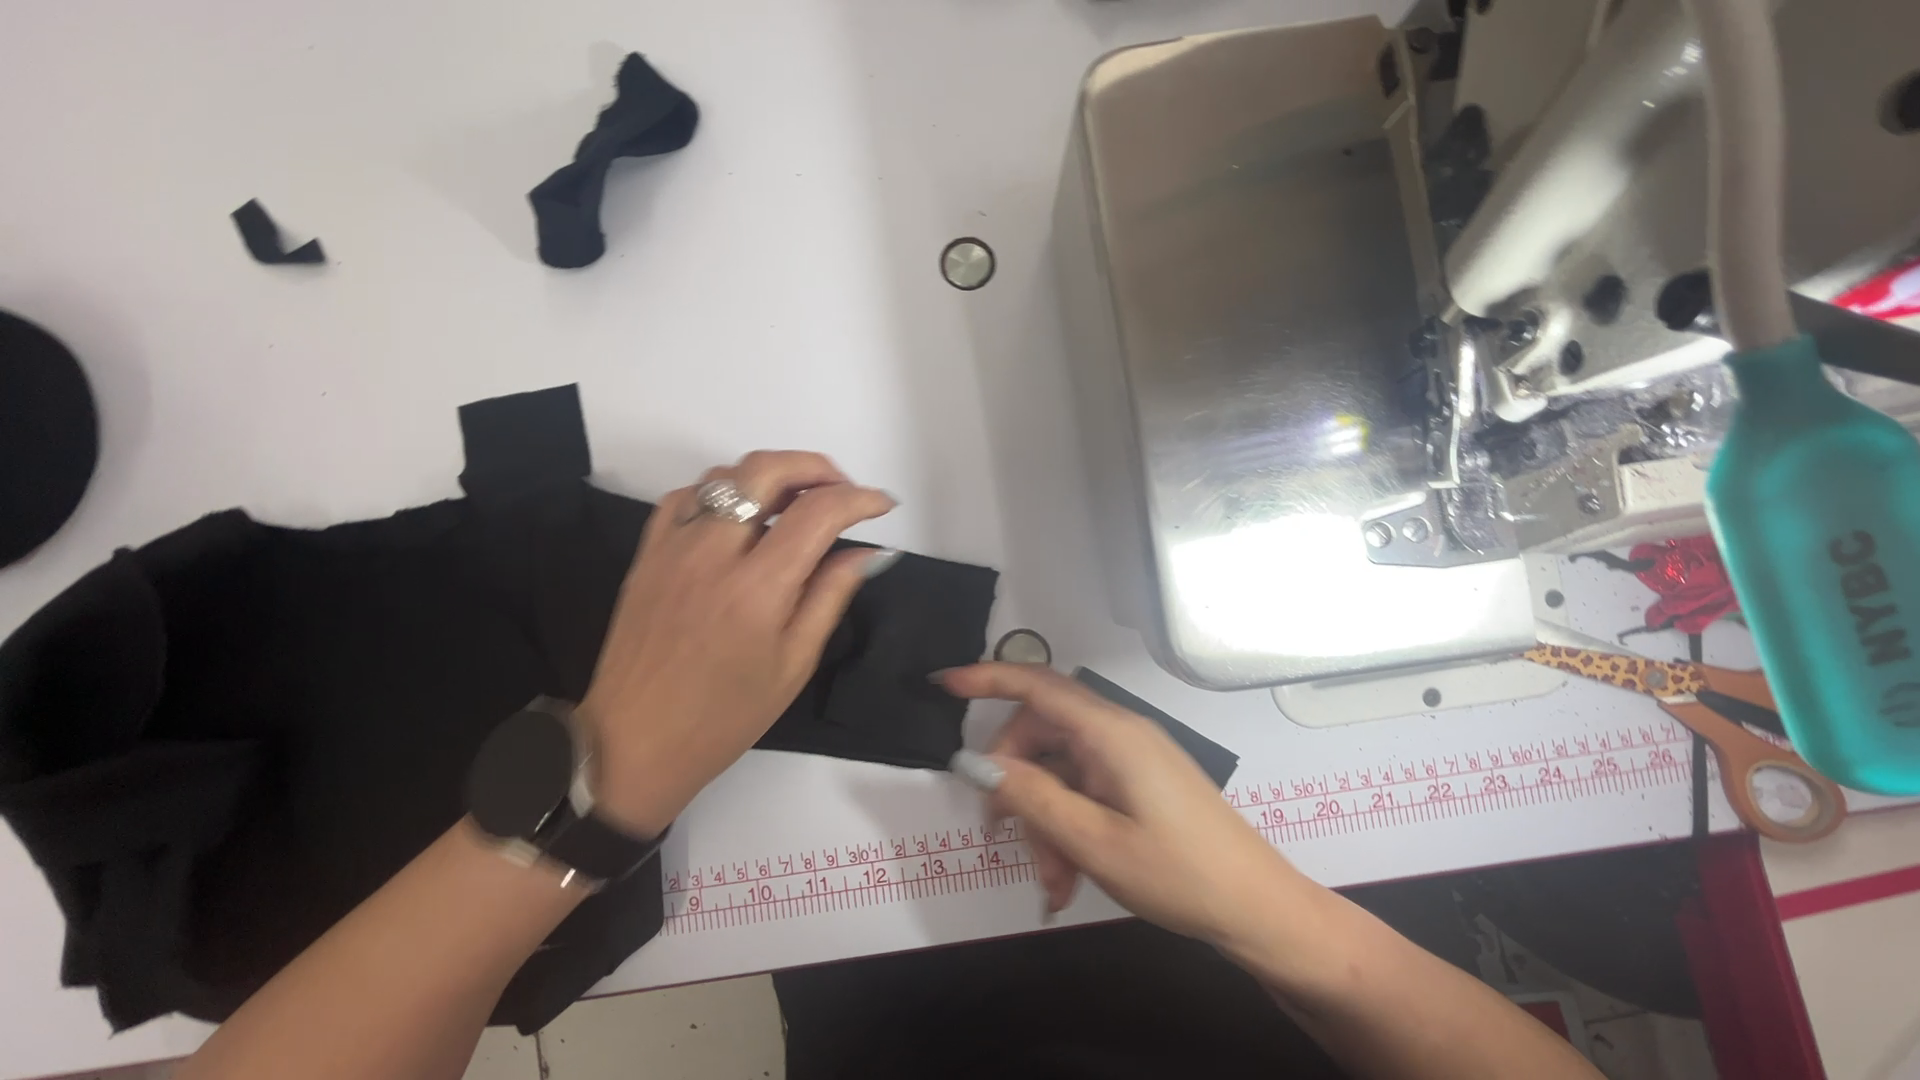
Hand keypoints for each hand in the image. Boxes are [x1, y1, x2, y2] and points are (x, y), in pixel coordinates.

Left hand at [579, 451, 897, 835]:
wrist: (633, 742)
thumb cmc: (725, 716)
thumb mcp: (793, 664)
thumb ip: (830, 596)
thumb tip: (866, 550)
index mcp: (757, 588)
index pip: (818, 512)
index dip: (859, 499)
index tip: (880, 505)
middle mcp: (712, 552)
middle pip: (767, 469)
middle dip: (817, 467)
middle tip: (842, 491)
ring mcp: (673, 547)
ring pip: (725, 475)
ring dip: (770, 477)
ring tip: (795, 505)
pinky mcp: (648, 553)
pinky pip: (685, 497)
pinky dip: (722, 492)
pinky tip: (739, 518)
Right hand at [938, 664, 1324, 965]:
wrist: (1257, 909)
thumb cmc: (1180, 874)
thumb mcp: (1093, 842)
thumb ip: (1031, 797)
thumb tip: (977, 764)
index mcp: (1111, 734)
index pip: (1037, 685)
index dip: (986, 678)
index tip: (944, 686)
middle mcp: (1119, 735)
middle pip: (1041, 738)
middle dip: (1016, 788)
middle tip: (1001, 840)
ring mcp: (1130, 759)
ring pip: (1059, 773)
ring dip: (1043, 823)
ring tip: (1052, 883)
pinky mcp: (1138, 783)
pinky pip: (1083, 791)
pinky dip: (1067, 828)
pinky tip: (1069, 878)